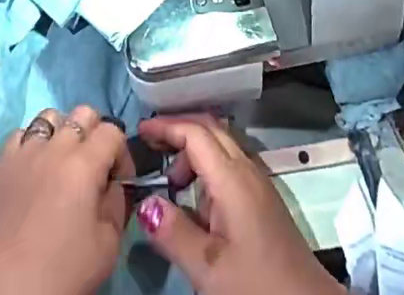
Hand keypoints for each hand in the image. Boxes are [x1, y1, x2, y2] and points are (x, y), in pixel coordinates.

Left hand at [0, 105, 133, 294]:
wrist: (5, 284)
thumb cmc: (63, 270)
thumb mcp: (107, 244)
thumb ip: (116, 203)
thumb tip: (113, 183)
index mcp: (84, 163)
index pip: (112, 130)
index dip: (122, 153)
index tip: (119, 179)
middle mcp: (54, 145)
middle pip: (82, 113)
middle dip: (95, 133)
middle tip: (95, 167)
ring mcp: (24, 149)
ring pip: (49, 115)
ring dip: (62, 132)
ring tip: (64, 163)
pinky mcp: (1, 161)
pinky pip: (20, 133)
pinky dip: (33, 142)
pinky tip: (35, 168)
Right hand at [135, 114, 344, 294]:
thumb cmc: (260, 290)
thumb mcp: (209, 269)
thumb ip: (173, 231)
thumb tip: (144, 202)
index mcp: (233, 179)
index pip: (195, 132)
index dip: (165, 126)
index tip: (139, 132)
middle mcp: (248, 173)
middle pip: (211, 130)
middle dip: (178, 130)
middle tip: (150, 145)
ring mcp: (260, 188)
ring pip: (222, 149)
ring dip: (193, 153)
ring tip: (170, 182)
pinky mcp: (265, 205)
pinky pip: (230, 169)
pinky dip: (206, 170)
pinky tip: (195, 203)